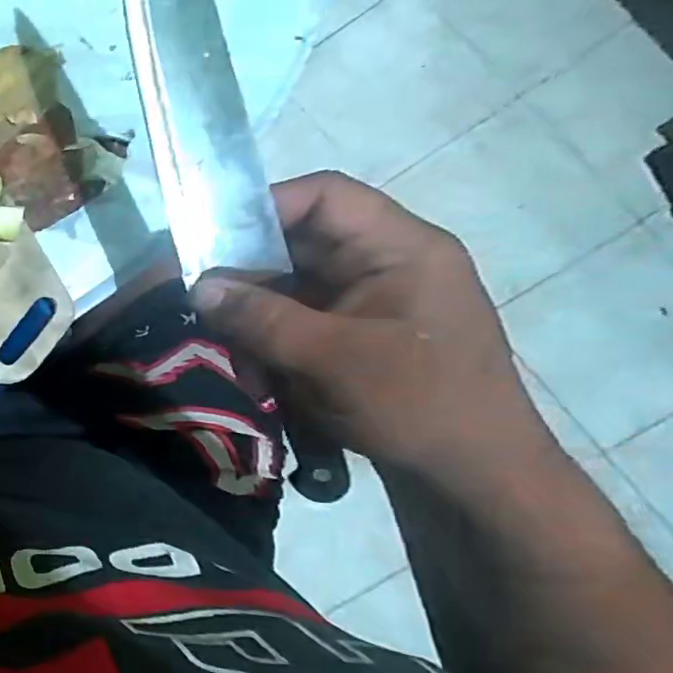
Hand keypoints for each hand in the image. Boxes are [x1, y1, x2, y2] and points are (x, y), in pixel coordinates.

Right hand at [191, 172, 553, 485]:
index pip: (325, 196)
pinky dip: (273, 346)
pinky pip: (301, 324)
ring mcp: (370, 301)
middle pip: (300, 245)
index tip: (211, 240)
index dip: (265, 207)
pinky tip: (262, 379)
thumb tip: (199, 287)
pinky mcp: (357, 336)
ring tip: (240, 363)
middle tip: (206, 308)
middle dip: (251, 280)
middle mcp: (384, 264)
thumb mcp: (332, 360)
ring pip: (292, 290)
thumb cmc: (418, 405)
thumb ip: (262, 319)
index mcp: (400, 248)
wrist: (474, 475)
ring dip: (258, 323)